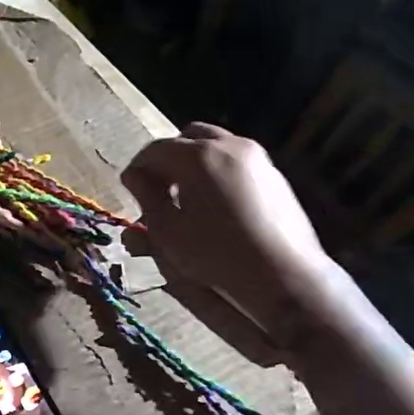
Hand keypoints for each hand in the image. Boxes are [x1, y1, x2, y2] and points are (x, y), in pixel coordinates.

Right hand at [121, 123, 336, 353]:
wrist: (284, 276)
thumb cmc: (218, 257)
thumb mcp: (170, 233)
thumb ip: (147, 198)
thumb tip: (134, 177)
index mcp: (199, 156)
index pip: (156, 149)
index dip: (138, 168)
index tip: (129, 188)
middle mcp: (229, 145)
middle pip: (187, 138)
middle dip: (167, 160)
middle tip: (157, 190)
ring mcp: (256, 157)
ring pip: (214, 146)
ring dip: (193, 165)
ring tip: (184, 199)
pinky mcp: (273, 174)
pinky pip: (235, 161)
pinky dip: (216, 172)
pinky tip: (214, 205)